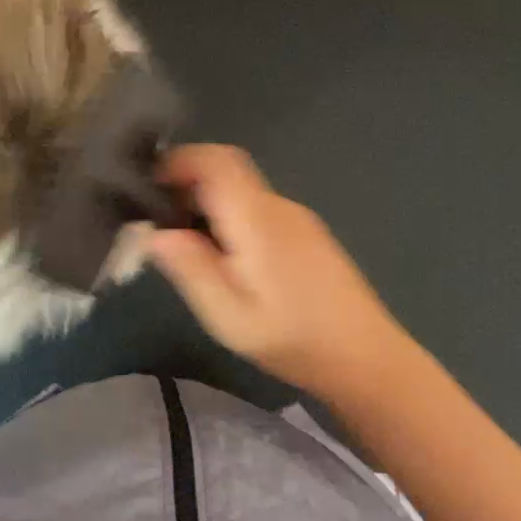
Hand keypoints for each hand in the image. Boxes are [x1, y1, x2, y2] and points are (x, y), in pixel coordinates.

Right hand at [147, 144, 407, 393]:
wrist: (369, 360)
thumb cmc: (293, 339)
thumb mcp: (229, 315)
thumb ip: (191, 269)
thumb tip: (155, 232)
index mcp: (256, 217)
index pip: (216, 159)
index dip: (179, 160)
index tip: (150, 185)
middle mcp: (278, 206)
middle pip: (226, 170)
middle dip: (188, 184)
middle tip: (161, 220)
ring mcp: (297, 218)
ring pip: (241, 191)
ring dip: (209, 204)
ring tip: (189, 246)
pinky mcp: (307, 234)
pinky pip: (258, 209)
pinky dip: (231, 218)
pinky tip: (228, 260)